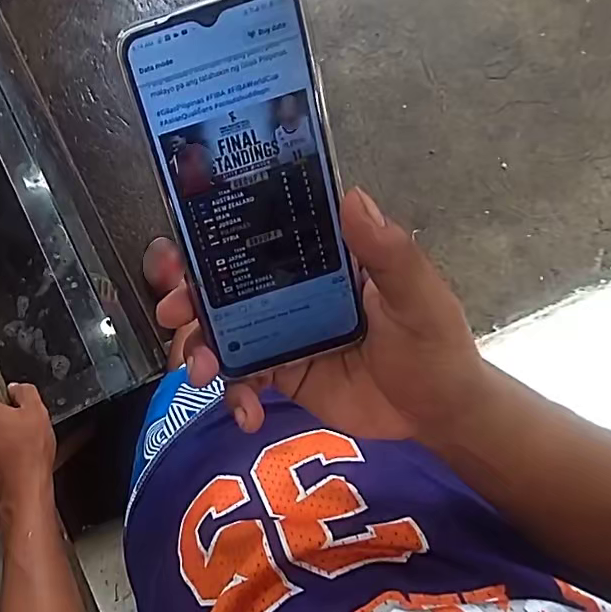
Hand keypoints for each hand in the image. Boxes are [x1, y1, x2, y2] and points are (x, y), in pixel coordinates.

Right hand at [146, 187, 489, 439]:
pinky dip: (236, 397)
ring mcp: (286, 334)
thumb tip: (354, 197)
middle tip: (173, 310)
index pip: (264, 236)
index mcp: (324, 261)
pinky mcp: (285, 374)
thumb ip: (388, 252)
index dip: (218, 238)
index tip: (185, 249)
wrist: (437, 412)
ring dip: (201, 348)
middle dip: (191, 295)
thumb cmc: (433, 342)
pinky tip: (248, 415)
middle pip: (230, 284)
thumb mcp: (416, 294)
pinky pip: (245, 380)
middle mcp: (297, 292)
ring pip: (226, 332)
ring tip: (201, 373)